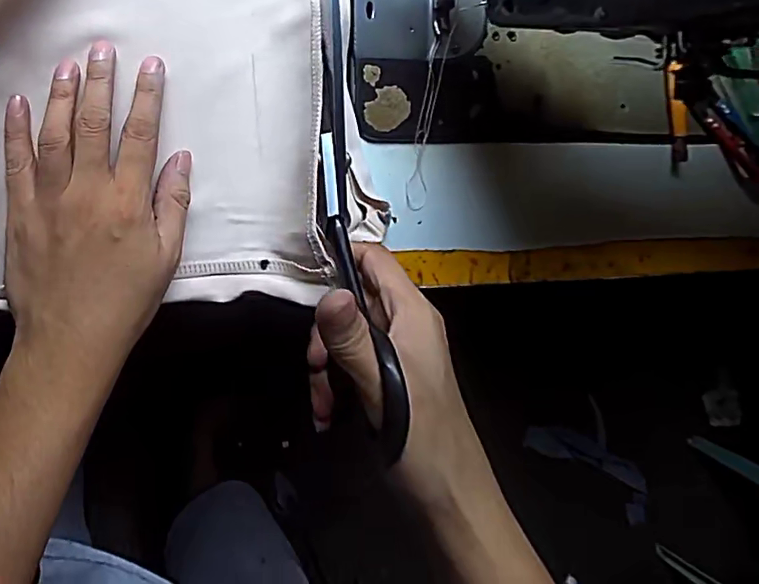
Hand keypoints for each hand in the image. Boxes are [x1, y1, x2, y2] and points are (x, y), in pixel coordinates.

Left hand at [3, 41, 190, 376]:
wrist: (69, 342)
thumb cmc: (126, 299)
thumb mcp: (167, 255)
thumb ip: (173, 203)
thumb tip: (180, 157)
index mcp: (128, 202)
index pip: (140, 135)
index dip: (147, 97)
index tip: (150, 66)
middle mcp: (88, 192)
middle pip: (94, 125)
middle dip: (100, 83)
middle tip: (102, 49)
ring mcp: (49, 201)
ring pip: (54, 137)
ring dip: (61, 97)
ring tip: (68, 64)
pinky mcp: (20, 214)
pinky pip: (15, 165)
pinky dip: (16, 132)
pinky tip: (19, 104)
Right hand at [307, 246, 549, 581]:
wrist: (451, 501)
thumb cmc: (428, 446)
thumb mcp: (383, 387)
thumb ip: (353, 339)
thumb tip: (331, 294)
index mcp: (413, 313)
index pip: (374, 258)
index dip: (340, 258)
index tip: (307, 278)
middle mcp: (407, 324)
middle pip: (353, 298)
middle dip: (325, 331)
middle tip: (317, 366)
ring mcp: (400, 350)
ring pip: (348, 333)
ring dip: (327, 365)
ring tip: (325, 401)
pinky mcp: (391, 376)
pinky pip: (353, 361)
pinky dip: (336, 382)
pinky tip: (332, 411)